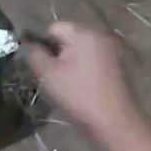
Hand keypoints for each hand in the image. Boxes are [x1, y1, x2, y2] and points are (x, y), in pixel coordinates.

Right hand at [24, 22, 150, 147]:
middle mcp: (100, 33)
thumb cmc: (78, 95)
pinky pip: (93, 57)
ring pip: (80, 48)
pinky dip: (85, 66)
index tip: (44, 68)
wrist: (114, 122)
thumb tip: (32, 44)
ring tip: (70, 83)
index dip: (43, 46)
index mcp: (83, 32)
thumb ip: (34, 53)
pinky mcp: (119, 62)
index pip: (52, 28)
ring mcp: (112, 48)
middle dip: (58, 52)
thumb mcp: (47, 74)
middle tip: (56, 77)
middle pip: (68, 36)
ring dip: (71, 60)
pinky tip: (84, 85)